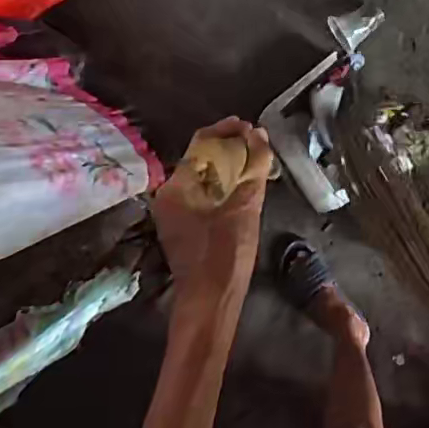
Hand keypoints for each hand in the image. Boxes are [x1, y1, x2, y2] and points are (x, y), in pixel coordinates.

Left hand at [152, 118, 272, 309]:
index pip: (201, 142)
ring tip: (257, 162)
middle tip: (258, 144)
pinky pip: (205, 195)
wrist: (212, 300)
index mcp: (176, 187)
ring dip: (230, 166)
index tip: (250, 127)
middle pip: (202, 158)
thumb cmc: (226, 253)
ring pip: (205, 177)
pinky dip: (225, 186)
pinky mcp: (185, 227)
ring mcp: (176, 213)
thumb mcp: (245, 205)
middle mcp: (170, 196)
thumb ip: (253, 167)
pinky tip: (245, 186)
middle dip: (231, 147)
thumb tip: (258, 133)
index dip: (227, 130)